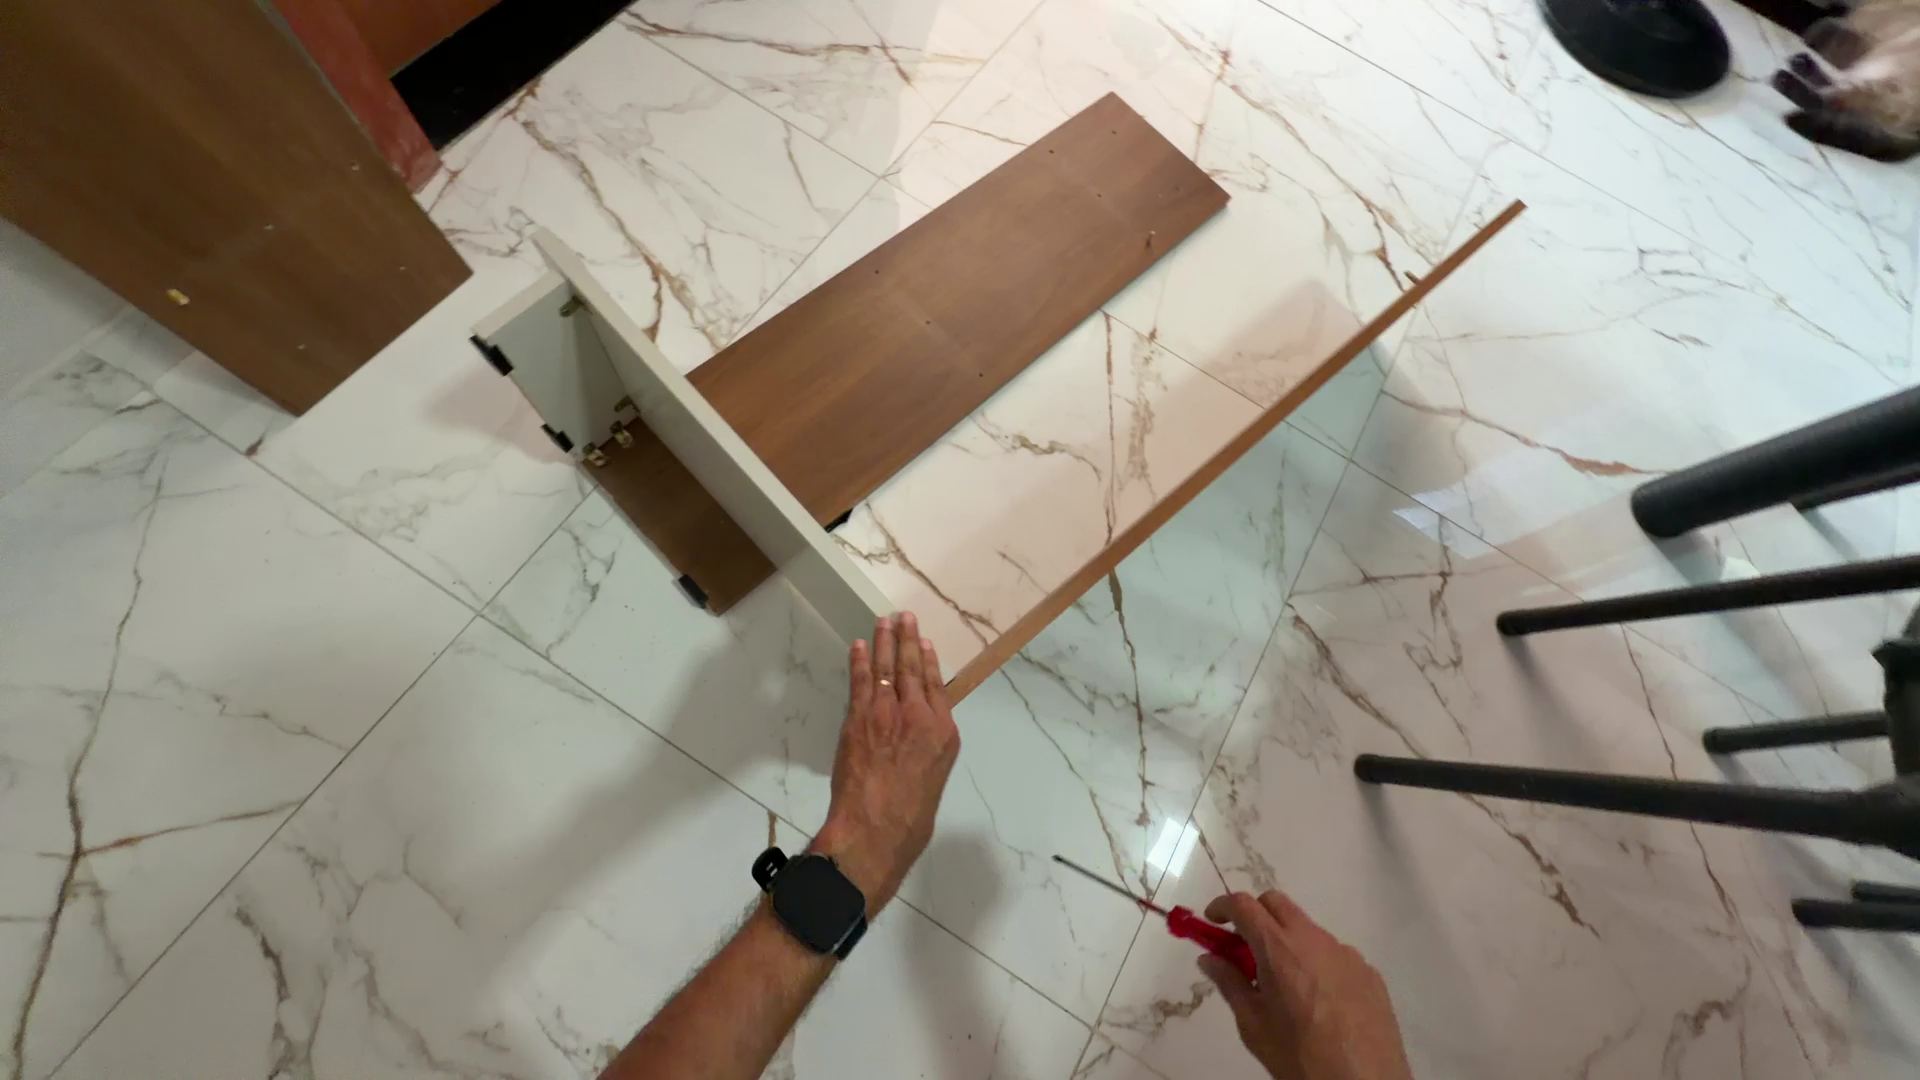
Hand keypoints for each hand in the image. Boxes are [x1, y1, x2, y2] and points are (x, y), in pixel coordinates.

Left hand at [811, 613, 960, 913]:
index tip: (924, 640)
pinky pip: (861, 682)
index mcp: (943, 733)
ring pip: (887, 669)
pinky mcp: (859, 719)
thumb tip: (919, 732)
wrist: (875, 831)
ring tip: (883, 621)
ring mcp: (887, 715)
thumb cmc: (910, 816)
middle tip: (903, 616)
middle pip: (912, 668)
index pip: (935, 685)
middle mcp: (918, 716)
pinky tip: (860, 646)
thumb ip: (929, 747)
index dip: (928, 660)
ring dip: (884, 641)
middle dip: (907, 639)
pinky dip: (861, 661)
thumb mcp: (935, 778)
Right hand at [1197, 890, 1411, 1079]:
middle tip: (1246, 946)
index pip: (1243, 905)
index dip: (1222, 906)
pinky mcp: (1370, 974)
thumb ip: (1229, 983)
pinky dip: (1317, 962)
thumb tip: (1209, 958)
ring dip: (1287, 939)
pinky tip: (1321, 1000)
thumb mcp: (1253, 1025)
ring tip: (1287, 984)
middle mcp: (1313, 940)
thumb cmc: (1301, 1060)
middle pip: (1276, 903)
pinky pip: (1335, 954)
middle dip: (1255, 914)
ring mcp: (1345, 954)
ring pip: (1307, 928)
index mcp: (1278, 949)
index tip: (1213, 922)